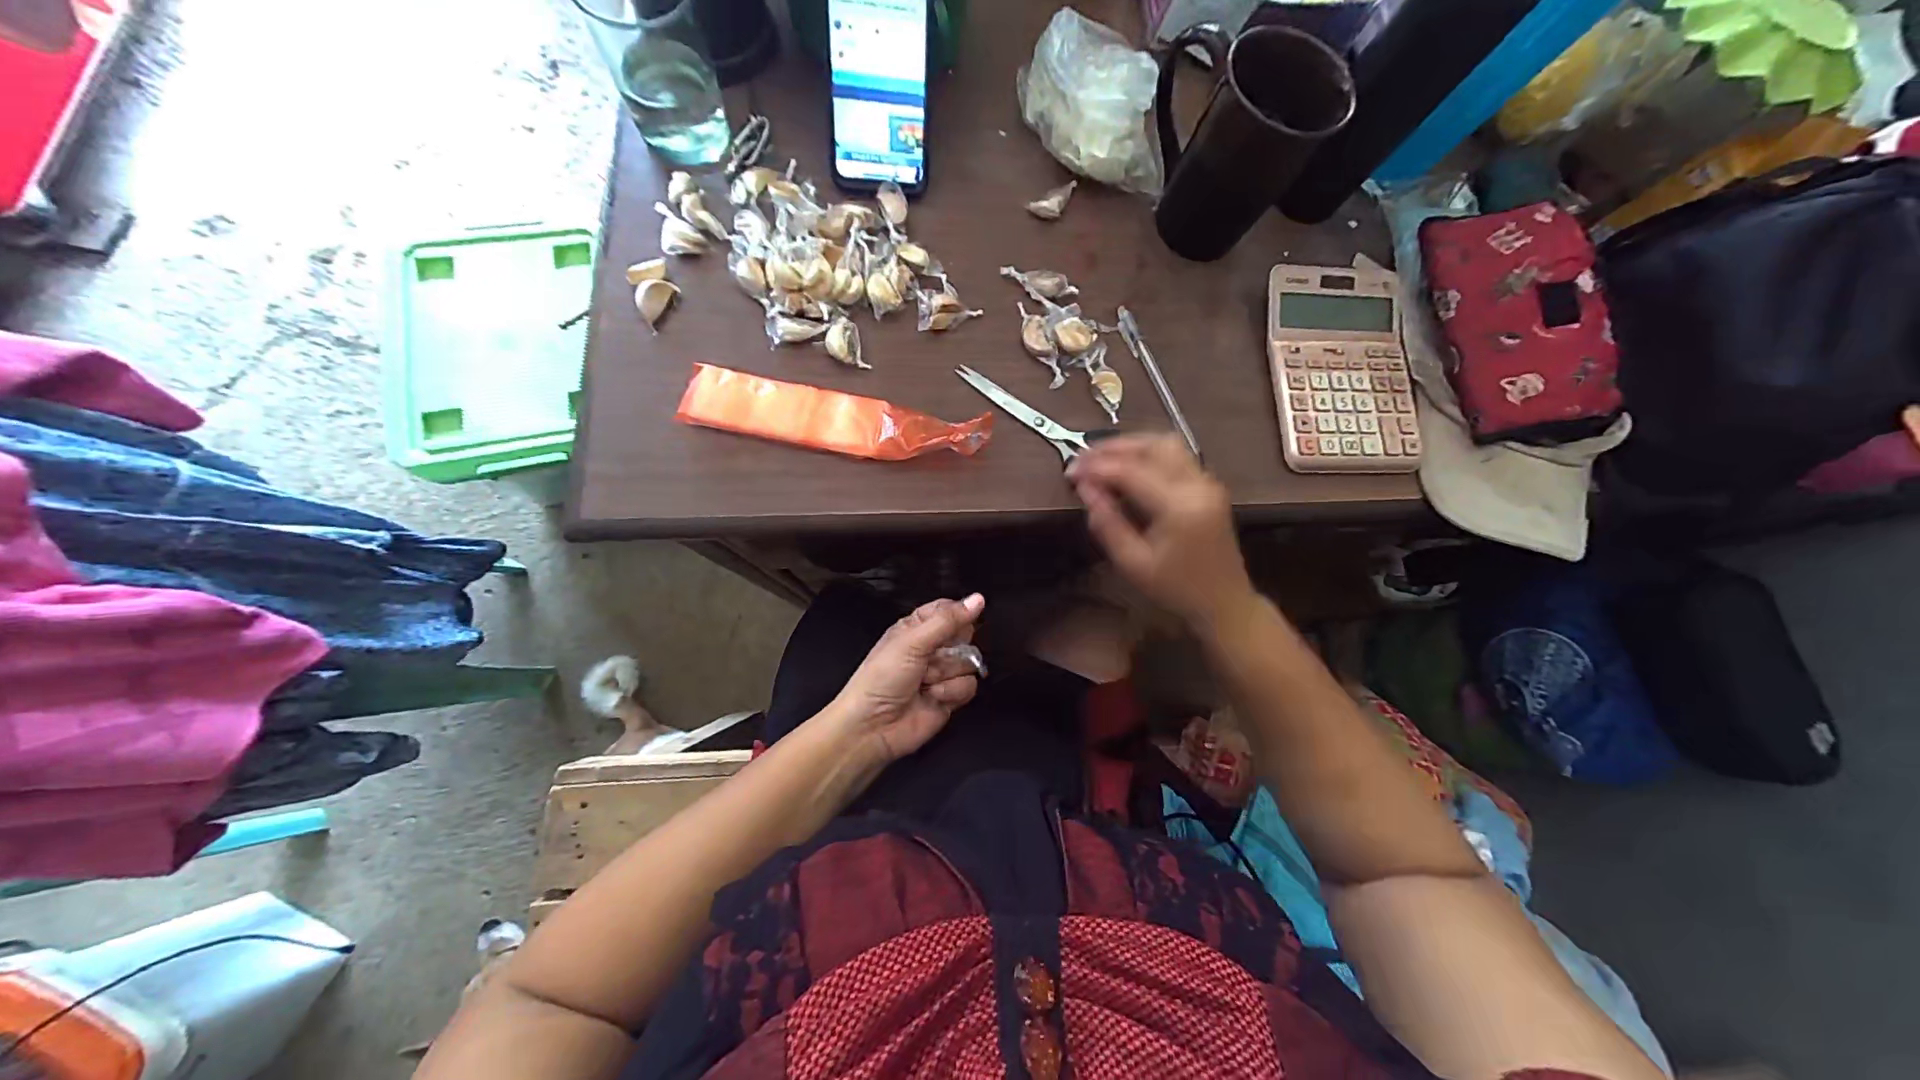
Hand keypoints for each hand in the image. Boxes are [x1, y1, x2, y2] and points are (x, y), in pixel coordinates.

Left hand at [829, 594, 986, 764]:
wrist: (873, 726)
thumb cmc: (881, 678)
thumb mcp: (913, 641)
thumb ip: (947, 620)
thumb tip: (977, 599)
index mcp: (916, 628)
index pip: (949, 610)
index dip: (957, 615)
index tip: (955, 623)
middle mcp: (930, 649)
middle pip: (964, 636)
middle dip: (952, 648)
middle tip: (931, 657)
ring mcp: (941, 673)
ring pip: (969, 662)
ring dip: (947, 673)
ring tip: (925, 682)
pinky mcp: (950, 697)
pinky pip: (969, 686)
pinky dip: (951, 692)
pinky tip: (932, 697)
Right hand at [1066, 434, 1254, 626]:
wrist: (1224, 602)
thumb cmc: (1176, 589)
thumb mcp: (1133, 563)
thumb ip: (1107, 523)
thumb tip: (1085, 489)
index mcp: (1179, 507)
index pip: (1131, 471)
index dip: (1096, 467)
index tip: (1070, 471)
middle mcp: (1198, 485)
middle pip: (1153, 445)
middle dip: (1114, 447)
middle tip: (1083, 458)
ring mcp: (1208, 483)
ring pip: (1167, 444)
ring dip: (1132, 446)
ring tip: (1103, 459)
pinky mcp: (1209, 486)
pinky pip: (1177, 456)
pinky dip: (1148, 454)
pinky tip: (1128, 469)